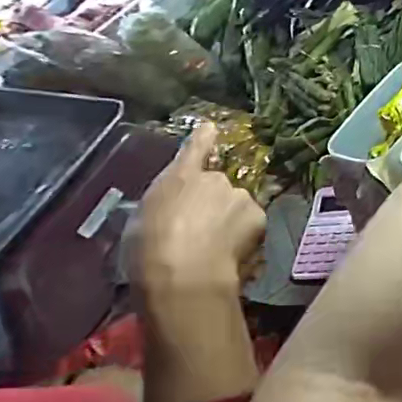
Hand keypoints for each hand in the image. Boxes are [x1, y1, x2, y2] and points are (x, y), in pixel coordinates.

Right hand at [135, 122, 265, 296]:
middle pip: (218, 187)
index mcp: (179, 177)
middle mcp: (214, 179)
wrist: (186, 273)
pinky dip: (245, 236)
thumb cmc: (149, 249)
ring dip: (231, 221)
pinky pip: (251, 225)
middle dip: (214, 204)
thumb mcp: (143, 221)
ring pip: (238, 206)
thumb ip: (163, 207)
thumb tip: (172, 212)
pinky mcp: (258, 216)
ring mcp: (239, 196)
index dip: (204, 138)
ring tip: (217, 249)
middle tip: (203, 233)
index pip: (195, 148)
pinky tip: (232, 256)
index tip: (211, 128)